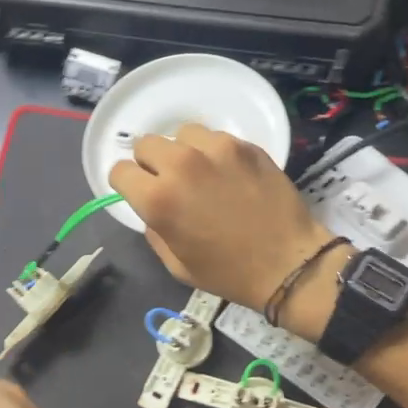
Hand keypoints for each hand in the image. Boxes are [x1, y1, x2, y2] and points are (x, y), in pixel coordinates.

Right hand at [109, 125, 333, 311]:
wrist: (287, 263)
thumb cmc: (229, 273)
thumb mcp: (177, 265)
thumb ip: (155, 230)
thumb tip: (153, 209)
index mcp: (158, 199)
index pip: (120, 171)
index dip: (127, 184)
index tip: (139, 193)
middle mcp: (181, 165)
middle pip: (146, 143)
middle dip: (151, 163)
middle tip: (170, 184)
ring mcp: (215, 149)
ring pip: (181, 134)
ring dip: (183, 151)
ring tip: (201, 175)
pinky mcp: (244, 145)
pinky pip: (214, 137)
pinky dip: (214, 152)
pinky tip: (228, 175)